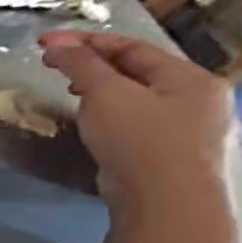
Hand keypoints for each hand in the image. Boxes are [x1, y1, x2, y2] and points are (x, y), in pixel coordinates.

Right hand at [38, 30, 235, 203]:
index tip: (42, 42)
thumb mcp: (105, 93)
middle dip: (90, 63)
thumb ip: (81, 64)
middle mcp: (199, 98)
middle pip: (136, 69)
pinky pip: (136, 118)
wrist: (166, 202)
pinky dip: (109, 110)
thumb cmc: (140, 139)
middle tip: (51, 64)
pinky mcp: (172, 151)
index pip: (131, 46)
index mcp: (190, 78)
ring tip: (67, 89)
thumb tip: (57, 44)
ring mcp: (189, 127)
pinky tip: (90, 118)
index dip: (84, 41)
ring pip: (136, 94)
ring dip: (98, 87)